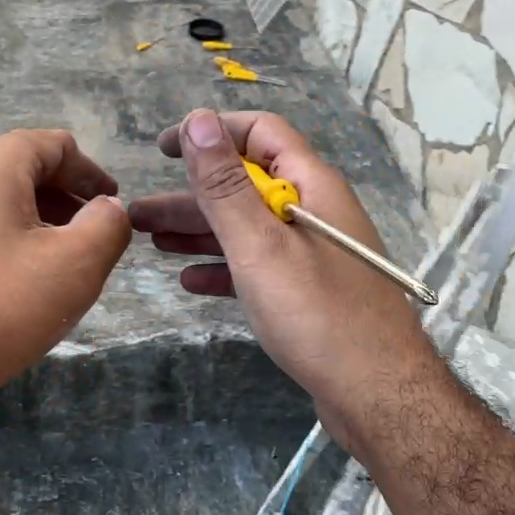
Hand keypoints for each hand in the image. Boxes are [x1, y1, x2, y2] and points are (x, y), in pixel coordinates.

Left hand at [0, 130, 130, 412]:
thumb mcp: (73, 269)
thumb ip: (107, 228)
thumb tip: (108, 208)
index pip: (54, 146)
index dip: (91, 173)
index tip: (111, 204)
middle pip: (16, 170)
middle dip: (59, 200)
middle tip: (84, 239)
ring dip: (23, 223)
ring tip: (43, 267)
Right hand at [128, 109, 438, 438]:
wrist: (376, 394)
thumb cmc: (318, 314)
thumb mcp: (261, 246)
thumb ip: (226, 186)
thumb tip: (198, 120)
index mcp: (311, 186)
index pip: (260, 134)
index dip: (211, 133)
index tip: (162, 149)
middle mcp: (314, 212)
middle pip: (246, 187)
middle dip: (191, 195)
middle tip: (138, 213)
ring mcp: (313, 255)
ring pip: (248, 230)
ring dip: (199, 232)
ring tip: (149, 240)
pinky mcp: (309, 294)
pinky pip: (259, 268)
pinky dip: (224, 269)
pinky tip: (190, 280)